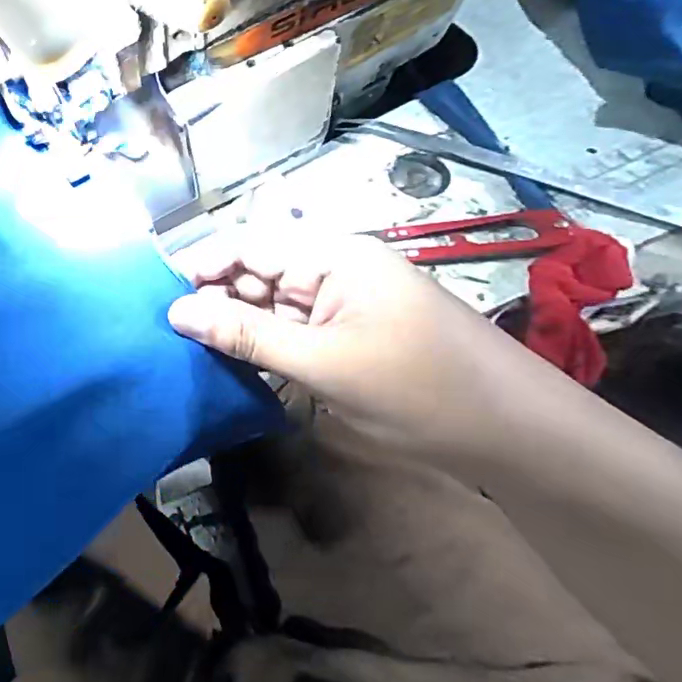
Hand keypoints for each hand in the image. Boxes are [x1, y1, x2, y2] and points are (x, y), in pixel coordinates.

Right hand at [167, 227, 547, 459]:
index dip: (202, 268)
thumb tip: (176, 312)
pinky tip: (240, 362)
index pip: (247, 245)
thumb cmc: (421, 390)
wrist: (521, 436)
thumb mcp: (323, 364)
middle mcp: (333, 265)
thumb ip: (246, 335)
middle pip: (257, 270)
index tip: (161, 301)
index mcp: (331, 254)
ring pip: (272, 301)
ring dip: (240, 324)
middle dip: (217, 299)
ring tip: (198, 352)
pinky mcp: (350, 329)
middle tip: (176, 337)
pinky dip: (267, 342)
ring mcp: (343, 299)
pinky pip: (294, 325)